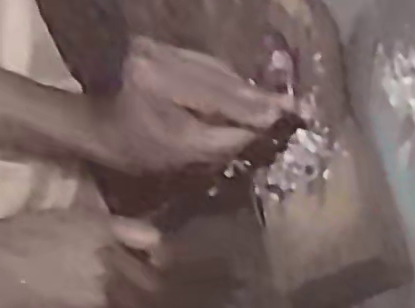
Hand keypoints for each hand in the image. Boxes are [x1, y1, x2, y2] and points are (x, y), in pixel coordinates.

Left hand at [95, 38, 288, 171]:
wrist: (114, 132)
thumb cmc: (154, 153)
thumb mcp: (201, 153)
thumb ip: (237, 136)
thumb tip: (274, 123)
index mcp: (162, 82)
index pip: (225, 96)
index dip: (263, 108)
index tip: (300, 112)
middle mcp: (158, 54)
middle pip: (225, 79)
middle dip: (262, 97)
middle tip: (300, 108)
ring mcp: (159, 46)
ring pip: (221, 70)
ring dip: (251, 90)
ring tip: (282, 105)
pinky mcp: (164, 48)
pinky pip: (211, 66)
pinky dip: (234, 83)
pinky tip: (253, 96)